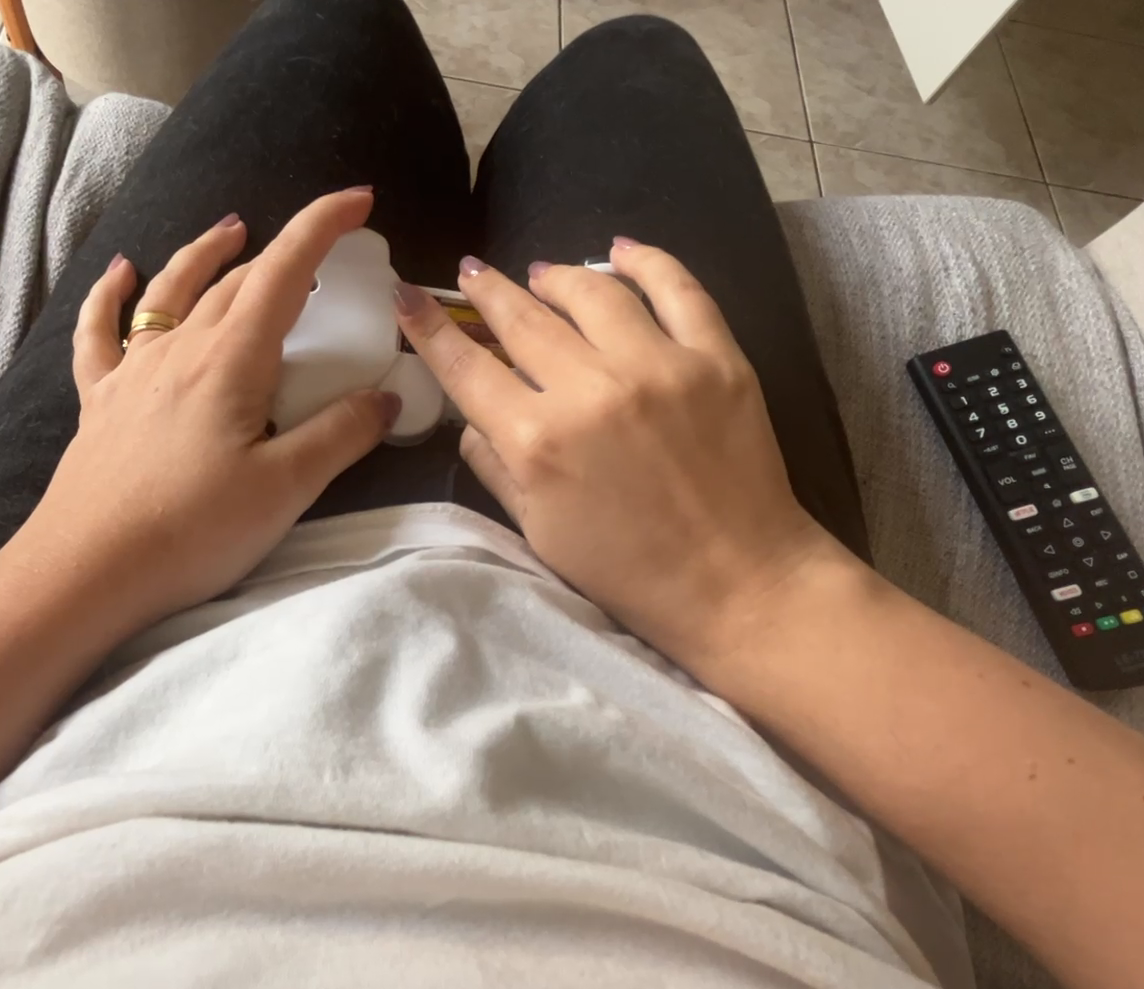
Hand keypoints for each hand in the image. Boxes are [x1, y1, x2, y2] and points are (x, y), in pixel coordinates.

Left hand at [0, 190, 400, 630]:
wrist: (89, 570)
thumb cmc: (194, 529)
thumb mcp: (286, 487)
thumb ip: (340, 434)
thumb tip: (386, 398)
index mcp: (230, 360)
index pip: (284, 271)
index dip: (323, 226)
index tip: (359, 199)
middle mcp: (179, 350)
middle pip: (235, 282)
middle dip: (281, 254)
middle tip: (318, 254)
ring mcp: (132, 372)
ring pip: (171, 293)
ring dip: (204, 256)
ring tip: (229, 231)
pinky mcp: (101, 402)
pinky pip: (101, 334)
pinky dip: (111, 297)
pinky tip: (121, 274)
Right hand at [393, 239, 860, 666]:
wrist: (735, 583)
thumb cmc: (624, 569)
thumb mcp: (536, 531)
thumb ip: (494, 466)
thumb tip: (471, 416)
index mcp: (537, 441)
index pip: (466, 368)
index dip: (430, 328)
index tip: (408, 296)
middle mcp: (590, 389)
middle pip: (523, 319)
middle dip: (487, 291)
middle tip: (472, 271)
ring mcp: (658, 365)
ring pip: (592, 292)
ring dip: (555, 276)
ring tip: (538, 273)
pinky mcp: (716, 358)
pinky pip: (678, 287)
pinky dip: (645, 261)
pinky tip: (620, 251)